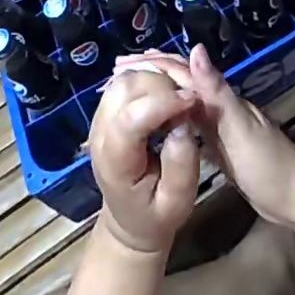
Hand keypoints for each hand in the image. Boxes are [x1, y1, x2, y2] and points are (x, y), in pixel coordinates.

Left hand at [88, 68, 199, 254]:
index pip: (130, 118)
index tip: (193, 100)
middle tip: (190, 102)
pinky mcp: (107, 107)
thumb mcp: (178, 204)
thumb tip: (184, 125)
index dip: (163, 103)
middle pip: (127, 89)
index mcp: (115, 160)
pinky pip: (125, 80)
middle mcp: (101, 130)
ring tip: (179, 100)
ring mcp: (100, 115)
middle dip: (163, 87)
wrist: (129, 217)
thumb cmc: (155, 213)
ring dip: (156, 79)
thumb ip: (182, 167)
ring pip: (125, 78)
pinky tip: (167, 95)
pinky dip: (149, 77)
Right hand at [113, 45, 294, 224]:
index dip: (149, 63)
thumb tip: (195, 47)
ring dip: (155, 90)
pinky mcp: (217, 142)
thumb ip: (215, 88)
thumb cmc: (266, 162)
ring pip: (179, 98)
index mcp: (217, 95)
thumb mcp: (238, 124)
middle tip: (116, 73)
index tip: (119, 63)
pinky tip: (157, 120)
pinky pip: (186, 120)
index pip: (178, 70)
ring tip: (130, 90)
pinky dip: (168, 113)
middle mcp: (215, 103)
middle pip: (177, 79)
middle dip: (148, 71)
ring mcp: (217, 122)